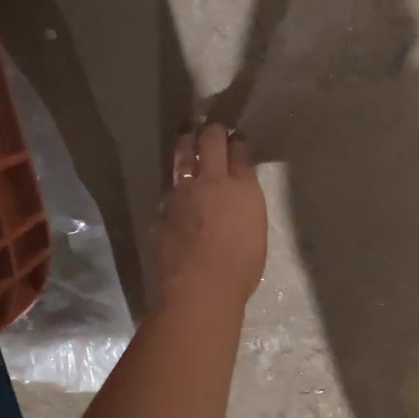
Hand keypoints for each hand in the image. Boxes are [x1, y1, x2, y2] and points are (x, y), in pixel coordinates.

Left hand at [155, 123, 267, 313]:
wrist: (198, 289)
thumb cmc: (240, 268)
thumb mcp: (255, 231)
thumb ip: (246, 207)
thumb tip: (237, 200)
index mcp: (242, 188)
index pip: (240, 152)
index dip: (238, 143)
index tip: (236, 140)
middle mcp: (212, 181)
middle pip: (211, 143)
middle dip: (212, 132)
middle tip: (212, 128)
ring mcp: (182, 193)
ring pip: (183, 156)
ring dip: (187, 144)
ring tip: (188, 139)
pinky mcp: (163, 209)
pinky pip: (170, 188)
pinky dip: (175, 184)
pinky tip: (176, 189)